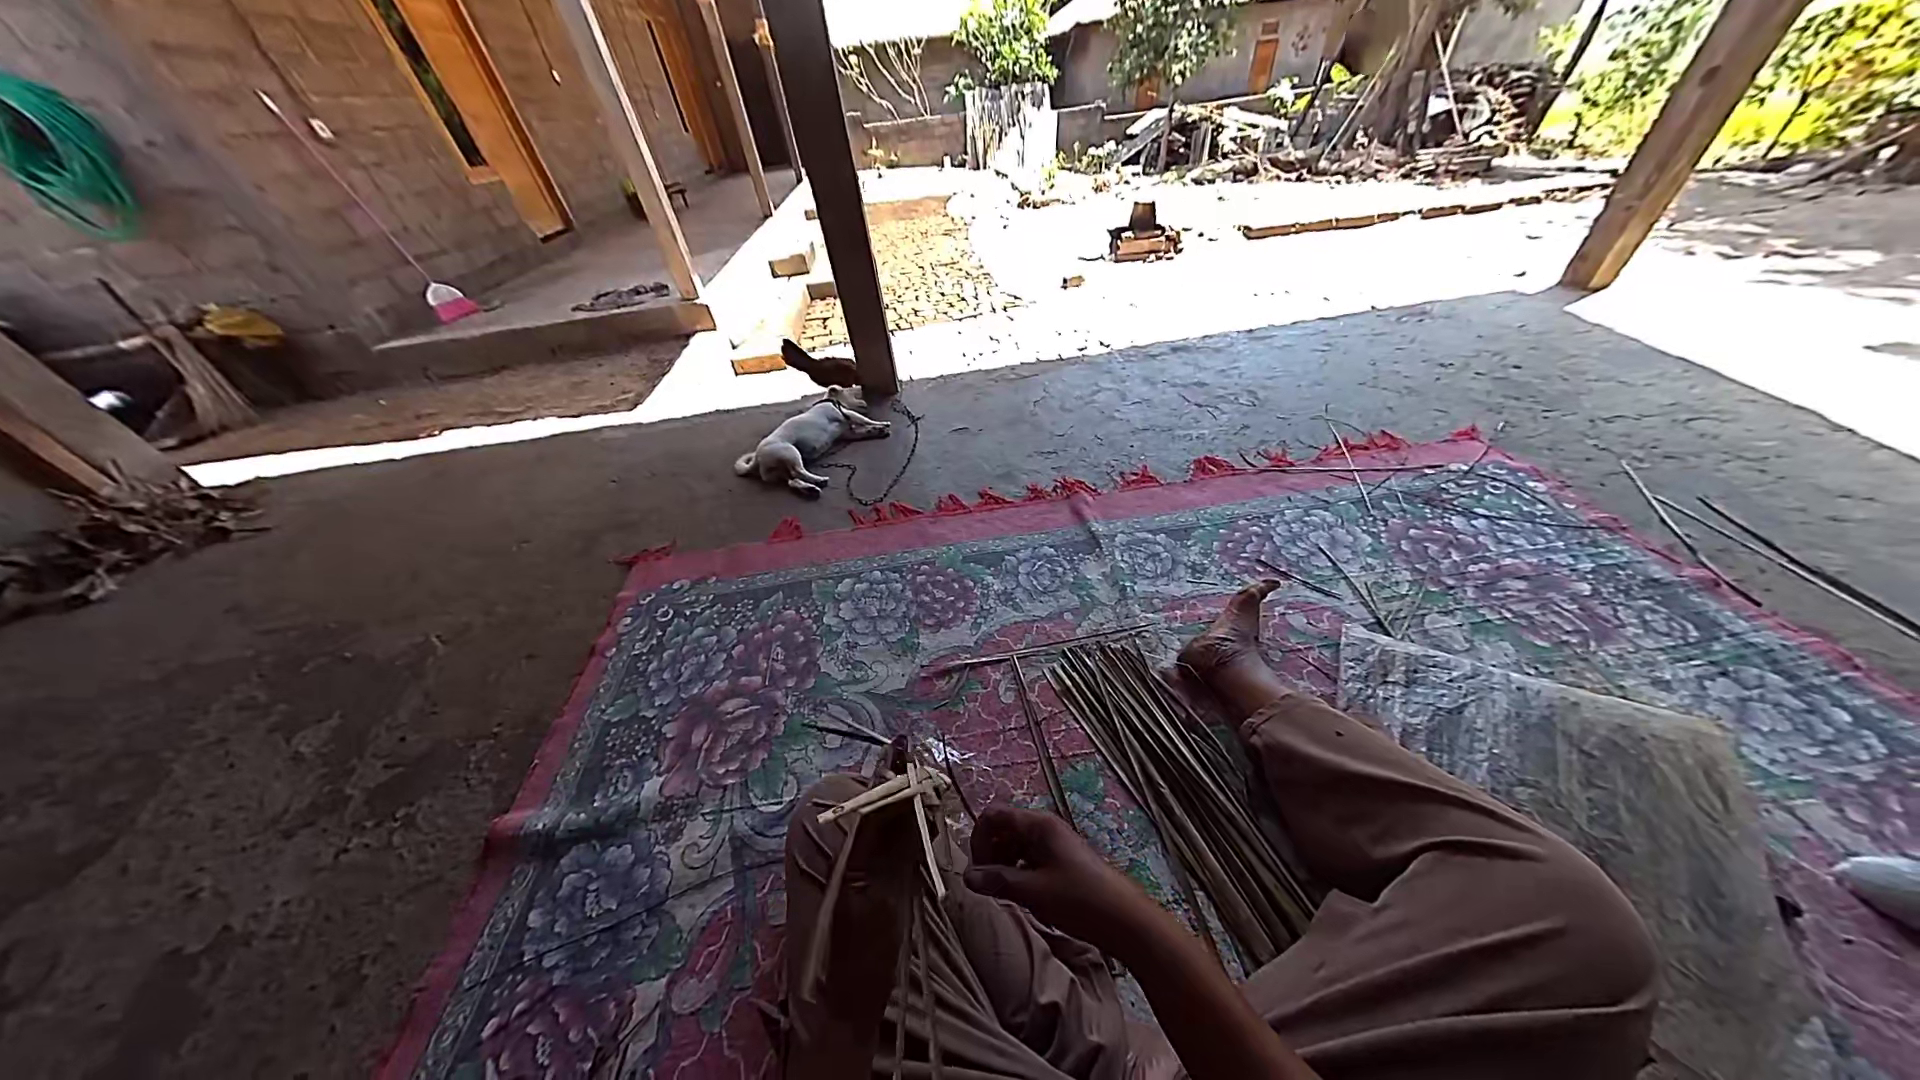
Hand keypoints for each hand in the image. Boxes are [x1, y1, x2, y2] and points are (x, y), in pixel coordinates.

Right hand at [964, 806, 1152, 950]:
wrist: (1125, 919)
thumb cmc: (1079, 899)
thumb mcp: (1034, 891)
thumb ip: (998, 880)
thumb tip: (966, 876)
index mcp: (1038, 825)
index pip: (994, 815)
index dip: (979, 838)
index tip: (977, 869)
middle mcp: (1044, 828)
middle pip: (1003, 828)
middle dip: (989, 853)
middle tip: (988, 884)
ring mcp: (1053, 844)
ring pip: (1015, 845)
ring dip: (1002, 864)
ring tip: (1003, 892)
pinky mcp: (1060, 861)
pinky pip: (1028, 858)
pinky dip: (1018, 872)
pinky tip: (1021, 895)